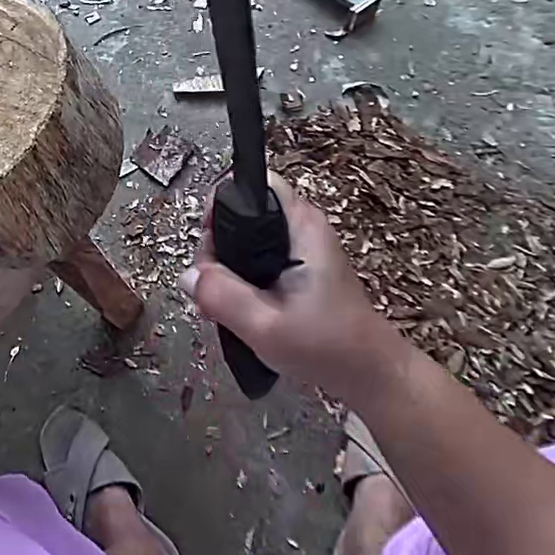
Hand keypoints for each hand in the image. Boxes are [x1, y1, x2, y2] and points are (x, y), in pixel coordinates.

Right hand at [182, 173, 410, 396]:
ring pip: (250, 239)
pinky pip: (261, 258)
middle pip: (247, 213)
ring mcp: (304, 249)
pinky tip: (235, 307)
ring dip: (229, 266)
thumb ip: (223, 296)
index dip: (224, 201)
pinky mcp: (302, 269)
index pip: (258, 183)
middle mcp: (303, 228)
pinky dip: (244, 277)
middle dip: (220, 244)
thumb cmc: (324, 344)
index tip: (208, 238)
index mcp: (301, 226)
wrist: (367, 370)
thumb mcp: (264, 325)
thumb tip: (188, 275)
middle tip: (211, 284)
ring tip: (219, 302)